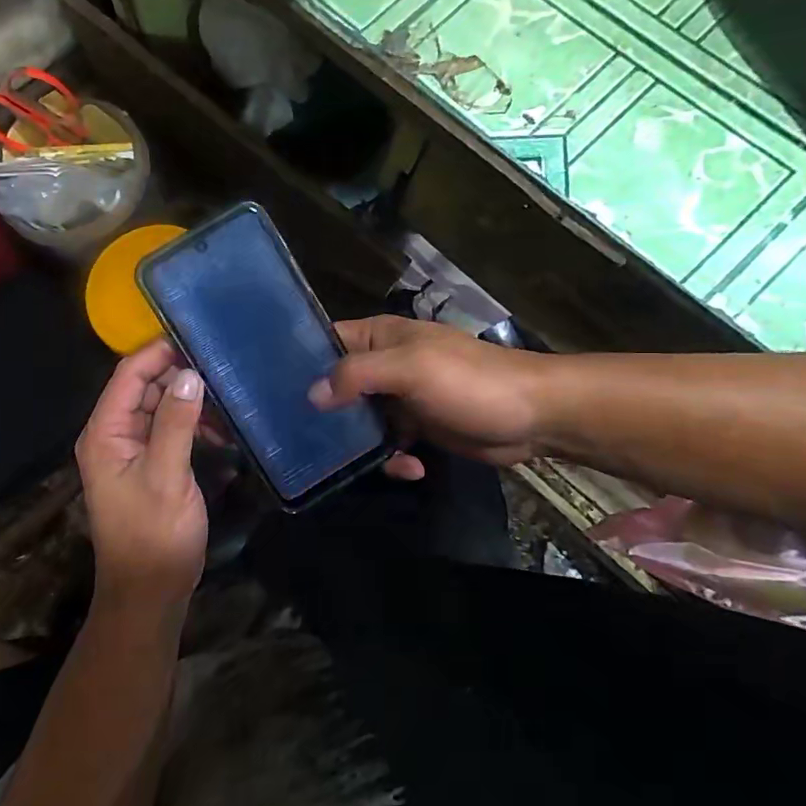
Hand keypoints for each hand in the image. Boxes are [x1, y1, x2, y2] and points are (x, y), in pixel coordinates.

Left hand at [76, 340, 207, 600]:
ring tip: (228, 397)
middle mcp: (113, 436)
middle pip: (144, 388)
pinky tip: (222, 431)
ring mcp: (132, 451)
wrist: (150, 591)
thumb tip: (189, 374)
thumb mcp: (166, 476)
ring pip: (161, 408)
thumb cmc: (154, 535)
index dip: (159, 353)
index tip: (197, 337)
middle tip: (222, 366)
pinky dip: (193, 426)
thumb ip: (176, 423)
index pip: (128, 376)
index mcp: (105, 433)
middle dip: (180, 376)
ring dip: (190, 402)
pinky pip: (170, 431)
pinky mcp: (151, 466)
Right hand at [310, 315, 546, 479]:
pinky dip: (394, 460)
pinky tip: (412, 468)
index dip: (301, 360)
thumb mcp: (411, 369)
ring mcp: (400, 399)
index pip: (327, 340)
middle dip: (325, 414)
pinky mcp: (418, 429)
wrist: (532, 415)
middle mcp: (385, 365)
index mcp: (380, 338)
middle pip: (337, 387)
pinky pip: (388, 445)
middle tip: (303, 441)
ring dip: (360, 445)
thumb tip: (312, 394)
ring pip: (359, 422)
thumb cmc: (469, 382)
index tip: (272, 390)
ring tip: (367, 462)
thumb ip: (358, 375)